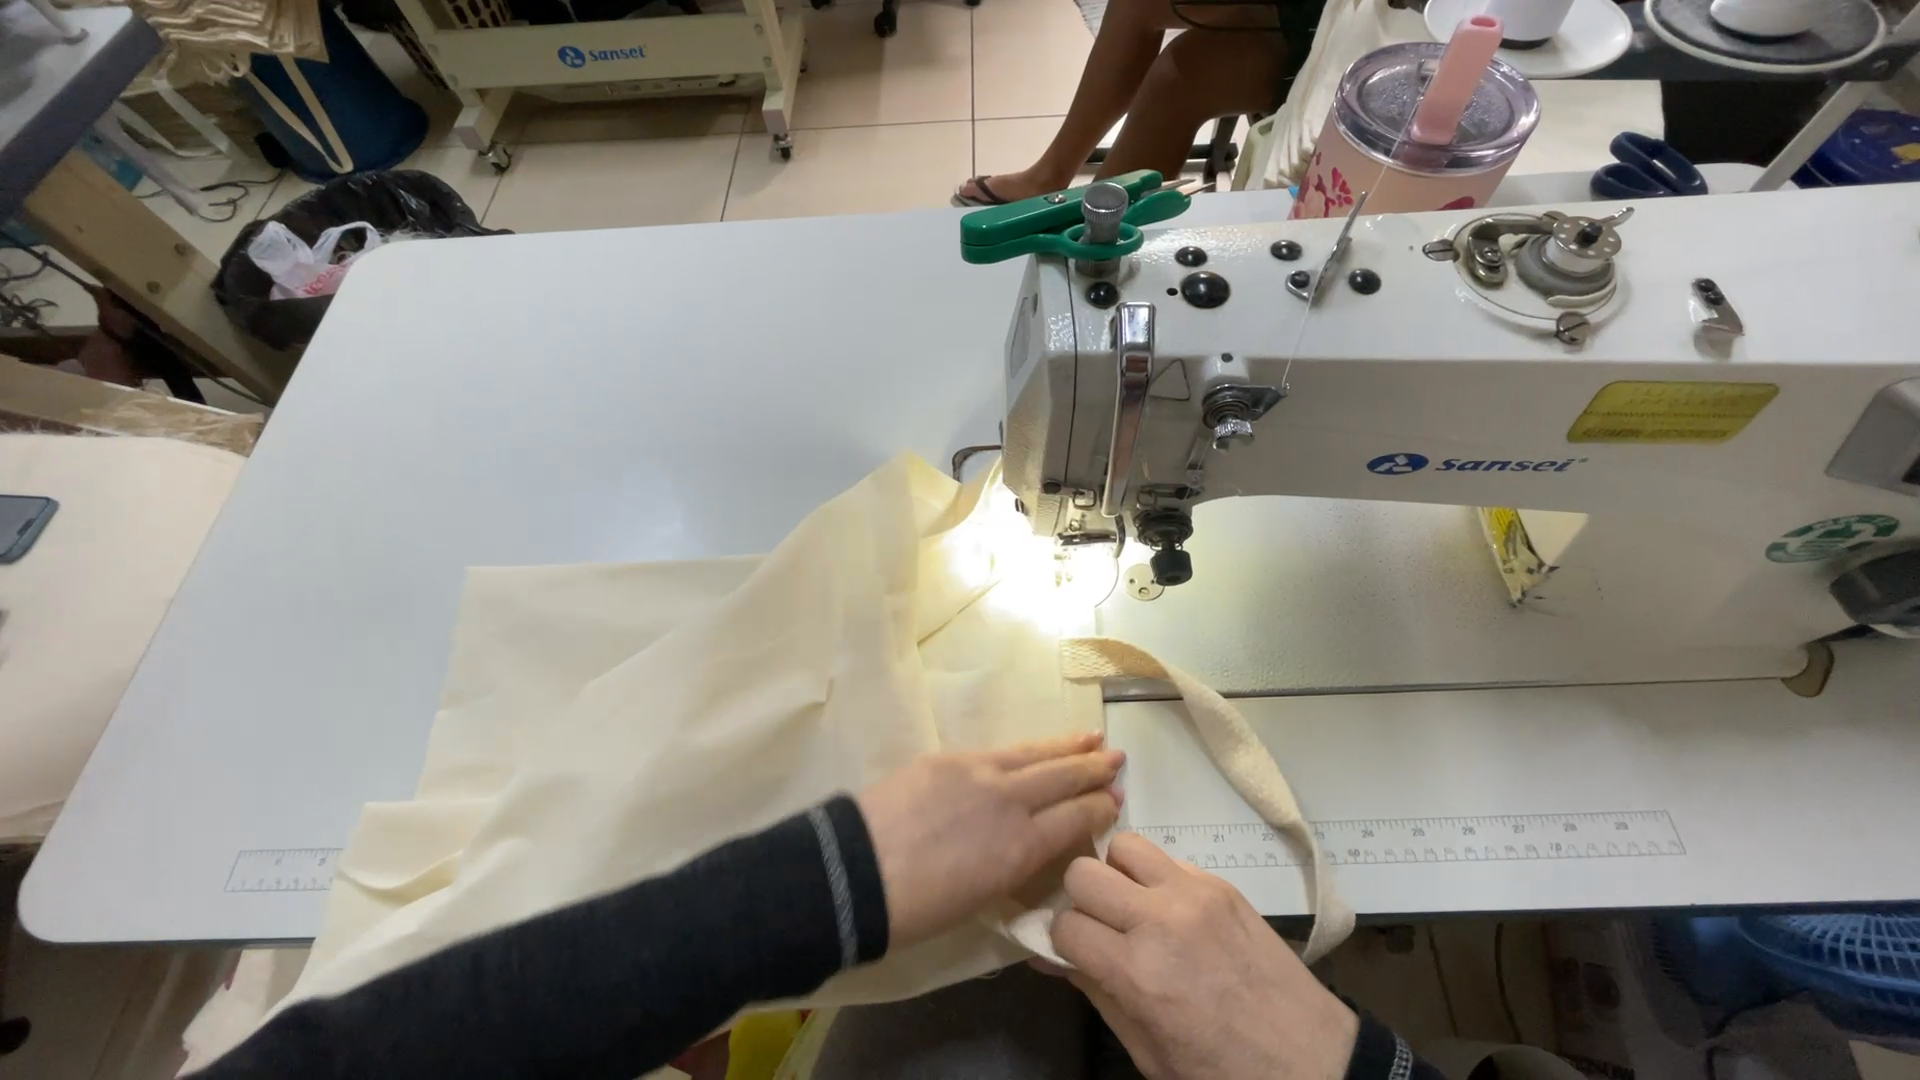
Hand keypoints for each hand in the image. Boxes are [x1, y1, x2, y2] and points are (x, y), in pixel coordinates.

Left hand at [856, 732, 1122, 948]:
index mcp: (1021, 847)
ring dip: (1066, 746)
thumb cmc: (918, 908)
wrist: (857, 873)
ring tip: (1091, 736)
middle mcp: (1010, 802)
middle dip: (1094, 768)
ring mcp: (979, 773)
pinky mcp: (950, 758)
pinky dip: (1026, 747)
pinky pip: (998, 750)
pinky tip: (1034, 746)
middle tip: (1117, 758)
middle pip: (1063, 777)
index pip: (1075, 818)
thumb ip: (1013, 864)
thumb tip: (1029, 844)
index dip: (1100, 807)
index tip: (1116, 799)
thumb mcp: (981, 897)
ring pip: (1034, 754)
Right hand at [1049, 833, 1357, 1079]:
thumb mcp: (1147, 1050)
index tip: (1071, 951)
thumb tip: (1048, 956)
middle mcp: (1159, 921)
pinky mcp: (1220, 884)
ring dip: (1115, 873)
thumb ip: (1095, 993)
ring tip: (1131, 905)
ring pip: (1123, 845)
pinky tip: (1171, 911)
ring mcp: (1193, 894)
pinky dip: (1156, 879)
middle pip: (1082, 872)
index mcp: (1137, 973)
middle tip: (1098, 924)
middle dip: (1078, 899)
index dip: (1059, 939)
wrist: (1311, 1060)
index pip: (1063, 924)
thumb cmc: (1220, 1070)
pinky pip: (1167, 860)